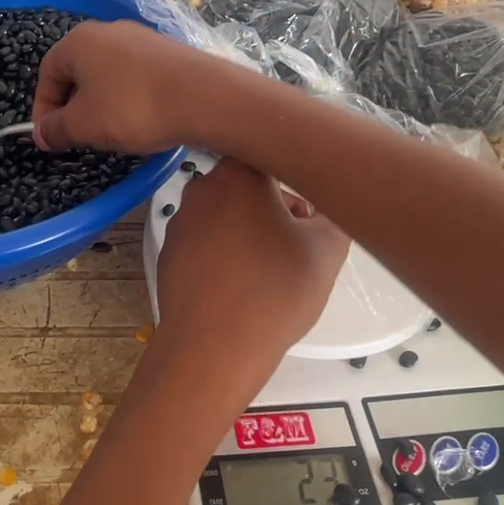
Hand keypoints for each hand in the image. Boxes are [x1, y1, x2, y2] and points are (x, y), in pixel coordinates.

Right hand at [32, 19, 230, 153]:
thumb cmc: (133, 108)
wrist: (204, 97)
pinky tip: (141, 119)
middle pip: (78, 71)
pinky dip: (129, 97)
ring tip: (111, 132)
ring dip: (102, 103)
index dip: (43, 108)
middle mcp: (108, 30)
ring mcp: (141, 37)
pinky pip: (135, 75)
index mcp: (79, 41)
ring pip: (107, 74)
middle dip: (73, 106)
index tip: (50, 137)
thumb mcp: (84, 125)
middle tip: (79, 137)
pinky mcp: (167, 51)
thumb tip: (41, 133)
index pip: (47, 73)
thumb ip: (56, 129)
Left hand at [154, 159, 348, 371]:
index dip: (297, 179)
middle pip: (246, 185)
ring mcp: (180, 220)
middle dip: (274, 207)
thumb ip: (334, 215)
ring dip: (250, 230)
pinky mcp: (169, 251)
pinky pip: (206, 241)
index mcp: (238, 174)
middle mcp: (202, 188)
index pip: (271, 157)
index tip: (311, 210)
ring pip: (225, 213)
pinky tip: (242, 285)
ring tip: (272, 268)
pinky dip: (225, 253)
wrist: (214, 347)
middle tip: (298, 242)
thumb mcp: (326, 250)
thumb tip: (326, 208)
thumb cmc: (275, 290)